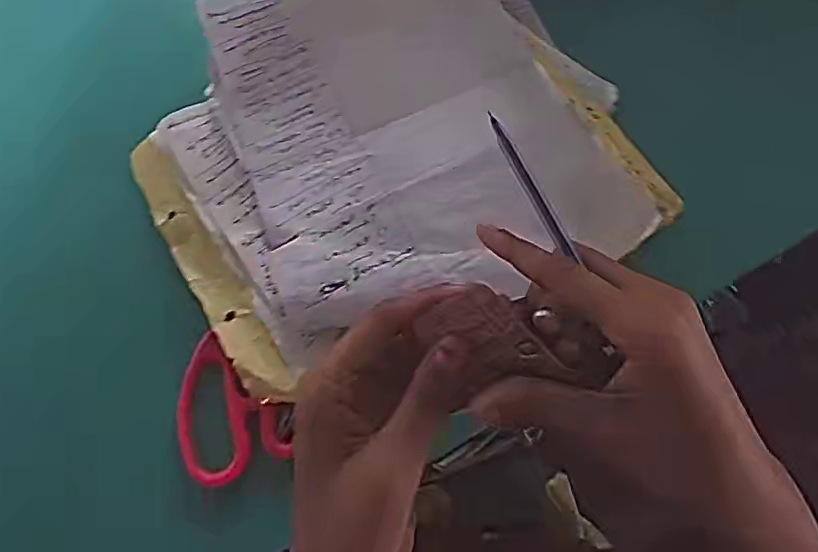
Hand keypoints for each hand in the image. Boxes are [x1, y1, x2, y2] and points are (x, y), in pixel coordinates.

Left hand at [293, 288, 470, 551]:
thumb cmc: (352, 529)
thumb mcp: (391, 465)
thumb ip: (424, 399)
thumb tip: (457, 339)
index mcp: (330, 384)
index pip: (378, 324)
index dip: (421, 303)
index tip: (465, 290)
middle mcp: (344, 383)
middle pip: (394, 336)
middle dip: (438, 321)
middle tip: (485, 306)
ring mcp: (364, 403)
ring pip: (408, 359)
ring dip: (444, 346)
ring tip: (488, 327)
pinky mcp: (383, 423)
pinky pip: (414, 387)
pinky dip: (443, 378)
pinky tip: (476, 367)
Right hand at [470, 225, 817, 551]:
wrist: (740, 485)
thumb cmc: (674, 459)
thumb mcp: (601, 430)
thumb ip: (538, 402)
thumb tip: (478, 399)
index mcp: (644, 318)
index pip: (569, 274)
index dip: (522, 253)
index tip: (486, 231)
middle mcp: (659, 297)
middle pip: (584, 269)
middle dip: (548, 291)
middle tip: (529, 331)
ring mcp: (671, 304)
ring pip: (601, 281)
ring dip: (571, 306)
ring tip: (560, 353)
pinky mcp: (675, 317)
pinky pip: (620, 296)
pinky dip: (594, 314)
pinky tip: (588, 355)